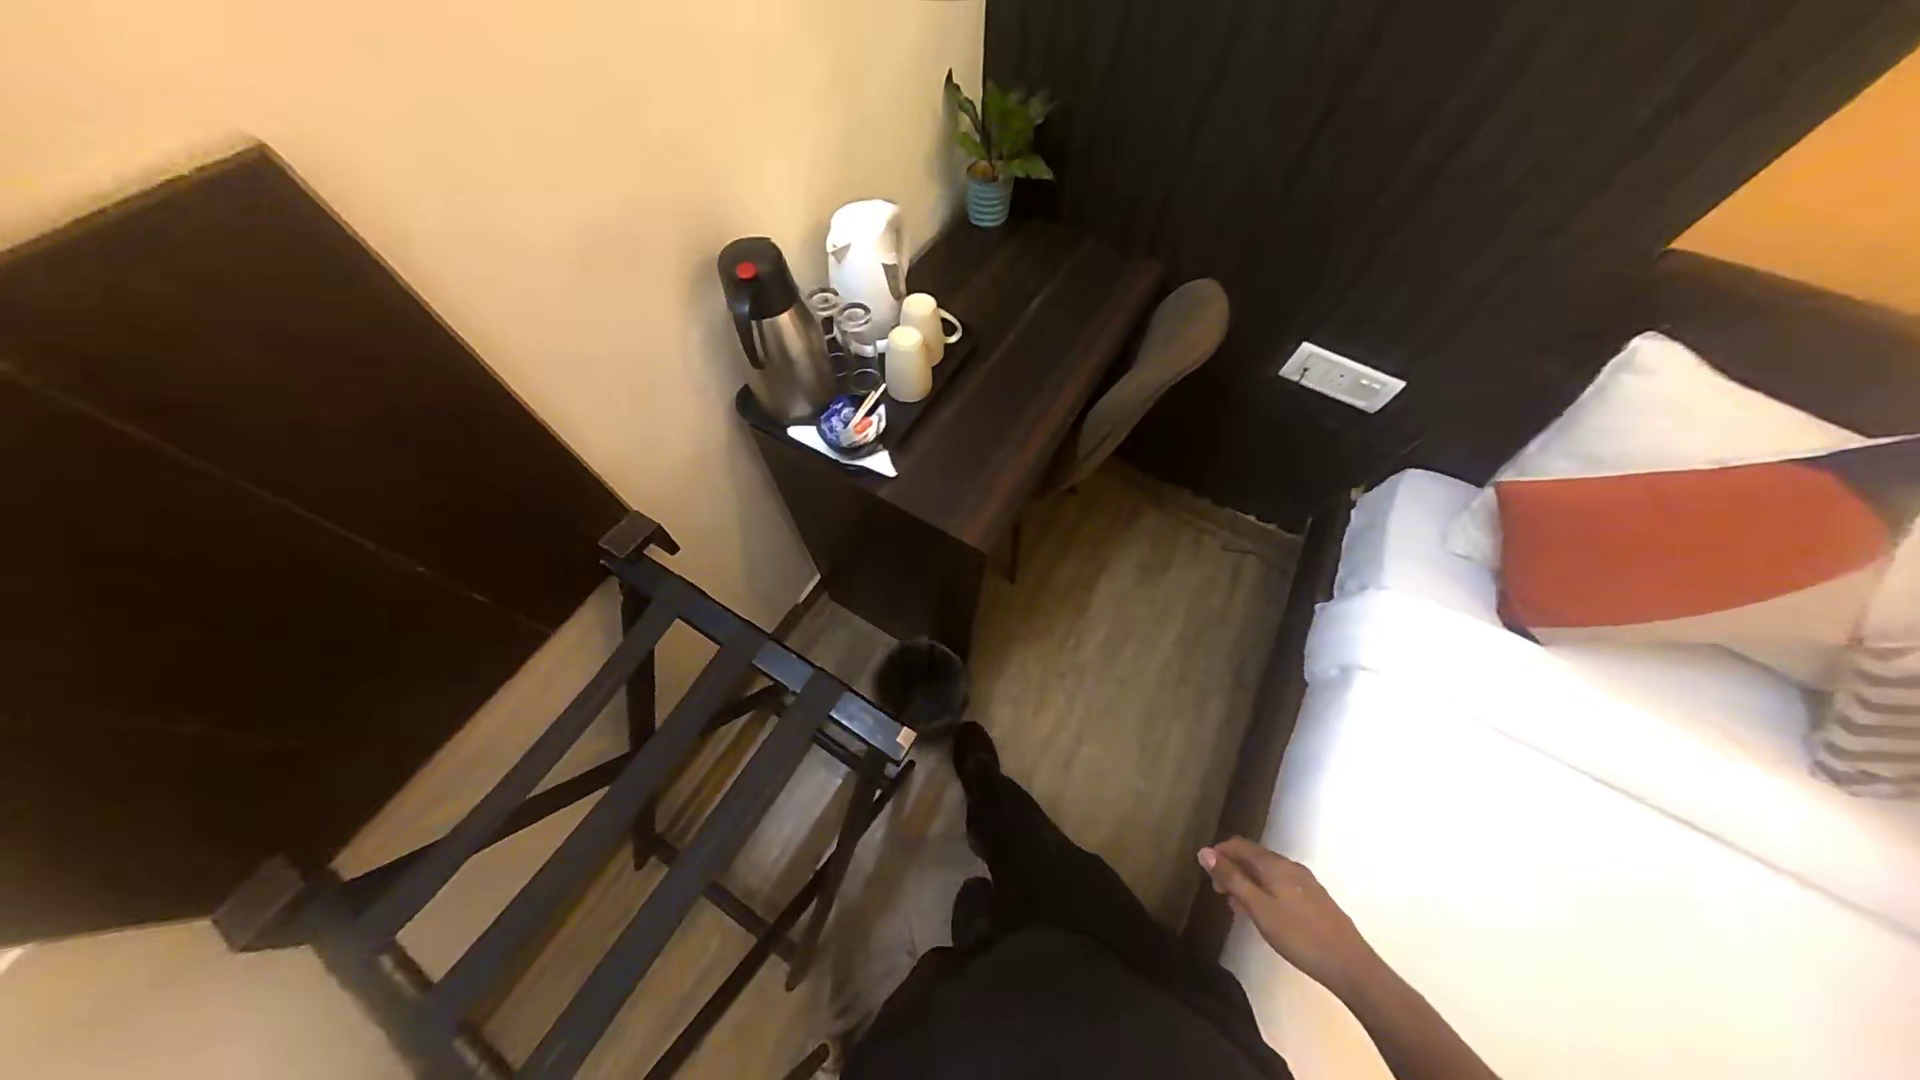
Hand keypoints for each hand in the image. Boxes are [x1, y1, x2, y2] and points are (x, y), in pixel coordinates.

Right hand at [1199, 838, 1379, 995]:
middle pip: (1253, 856)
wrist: (1351, 966)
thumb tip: (1204, 852)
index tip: (1205, 872)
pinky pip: (1281, 884)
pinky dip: (1264, 891)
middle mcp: (1290, 866)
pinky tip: (1264, 914)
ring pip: (1267, 872)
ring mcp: (1306, 882)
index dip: (1219, 853)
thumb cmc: (1300, 936)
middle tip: (1218, 892)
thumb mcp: (1259, 908)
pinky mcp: (1315, 899)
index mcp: (1275, 864)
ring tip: (1237, 906)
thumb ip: (1232, 879)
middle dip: (1232, 868)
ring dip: (1247, 881)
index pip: (1239, 844)